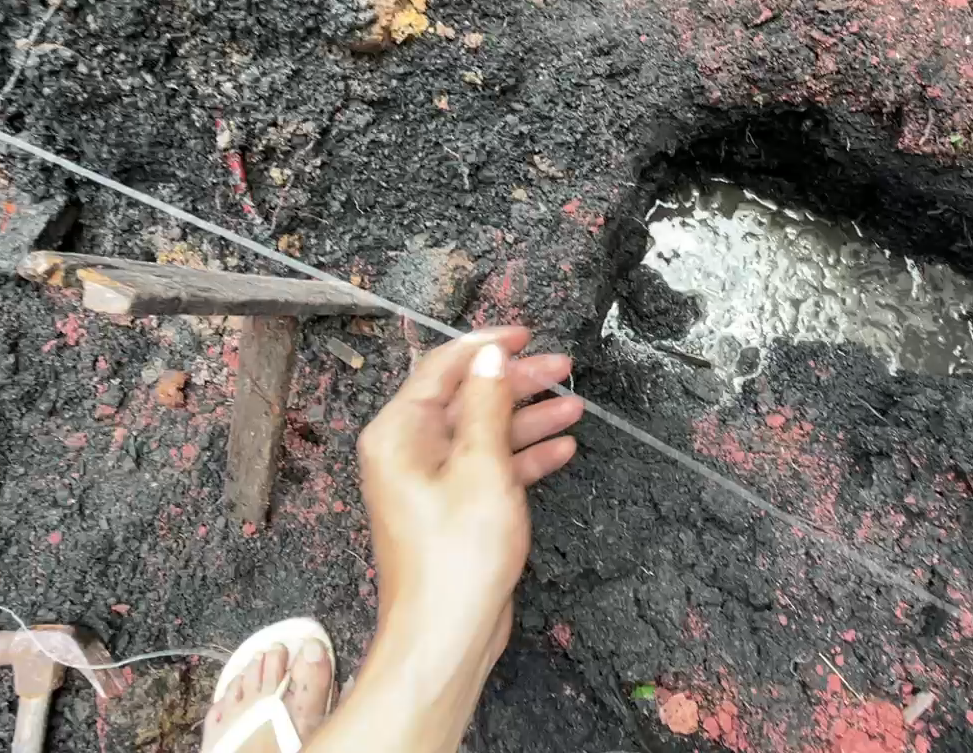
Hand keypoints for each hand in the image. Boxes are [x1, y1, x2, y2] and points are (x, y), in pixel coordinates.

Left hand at [333, 328, 581, 752]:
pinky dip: (523, 455)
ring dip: (529, 417)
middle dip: (516, 382)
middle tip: (562, 367)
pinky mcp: (455, 504)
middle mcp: (410, 449)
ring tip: (573, 404)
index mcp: (399, 432)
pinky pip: (490, 465)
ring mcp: (433, 478)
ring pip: (484, 431)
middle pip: (468, 397)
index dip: (486, 344)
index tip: (525, 334)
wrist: (446, 639)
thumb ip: (486, 404)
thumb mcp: (481, 466)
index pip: (443, 367)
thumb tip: (490, 354)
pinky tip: (562, 447)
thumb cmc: (456, 556)